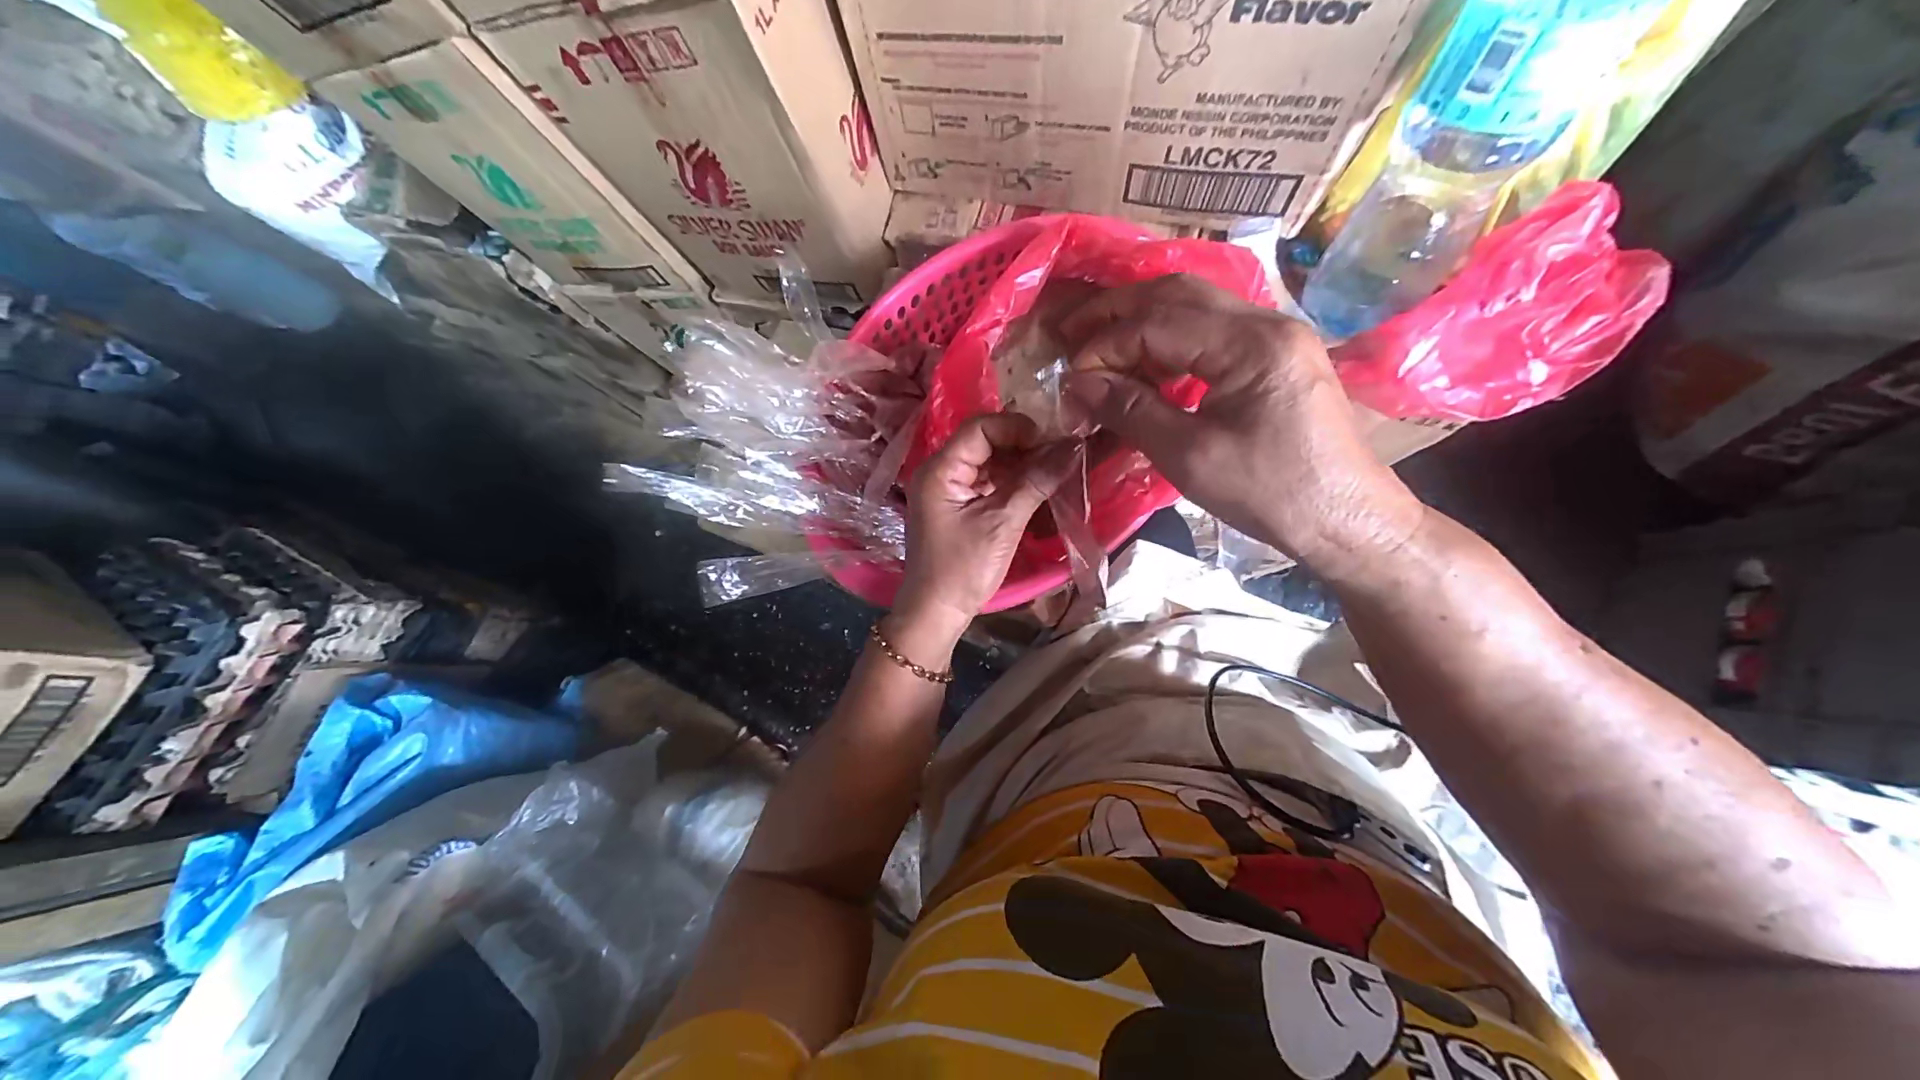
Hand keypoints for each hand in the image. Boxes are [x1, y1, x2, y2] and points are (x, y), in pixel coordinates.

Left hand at [897, 413, 1076, 628]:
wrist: (936, 610)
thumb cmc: (964, 568)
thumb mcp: (1003, 523)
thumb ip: (1035, 482)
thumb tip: (1071, 449)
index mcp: (941, 469)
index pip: (980, 427)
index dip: (1017, 428)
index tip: (1050, 443)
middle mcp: (940, 471)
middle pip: (984, 440)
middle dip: (1022, 445)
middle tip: (1058, 456)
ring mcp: (948, 489)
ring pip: (988, 460)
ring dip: (1020, 463)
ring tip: (1053, 469)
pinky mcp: (958, 505)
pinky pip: (987, 481)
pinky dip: (1011, 480)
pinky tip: (1036, 486)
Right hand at [1058, 274, 1423, 579]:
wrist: (1345, 519)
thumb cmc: (1269, 492)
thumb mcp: (1189, 456)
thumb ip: (1131, 410)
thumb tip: (1077, 383)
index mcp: (1250, 344)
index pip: (1156, 322)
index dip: (1104, 345)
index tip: (1071, 378)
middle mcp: (1267, 322)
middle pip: (1177, 293)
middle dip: (1117, 310)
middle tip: (1071, 333)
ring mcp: (1277, 335)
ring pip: (1195, 304)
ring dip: (1142, 319)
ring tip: (1100, 345)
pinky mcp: (1277, 355)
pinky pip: (1213, 328)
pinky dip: (1170, 338)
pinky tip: (1148, 363)